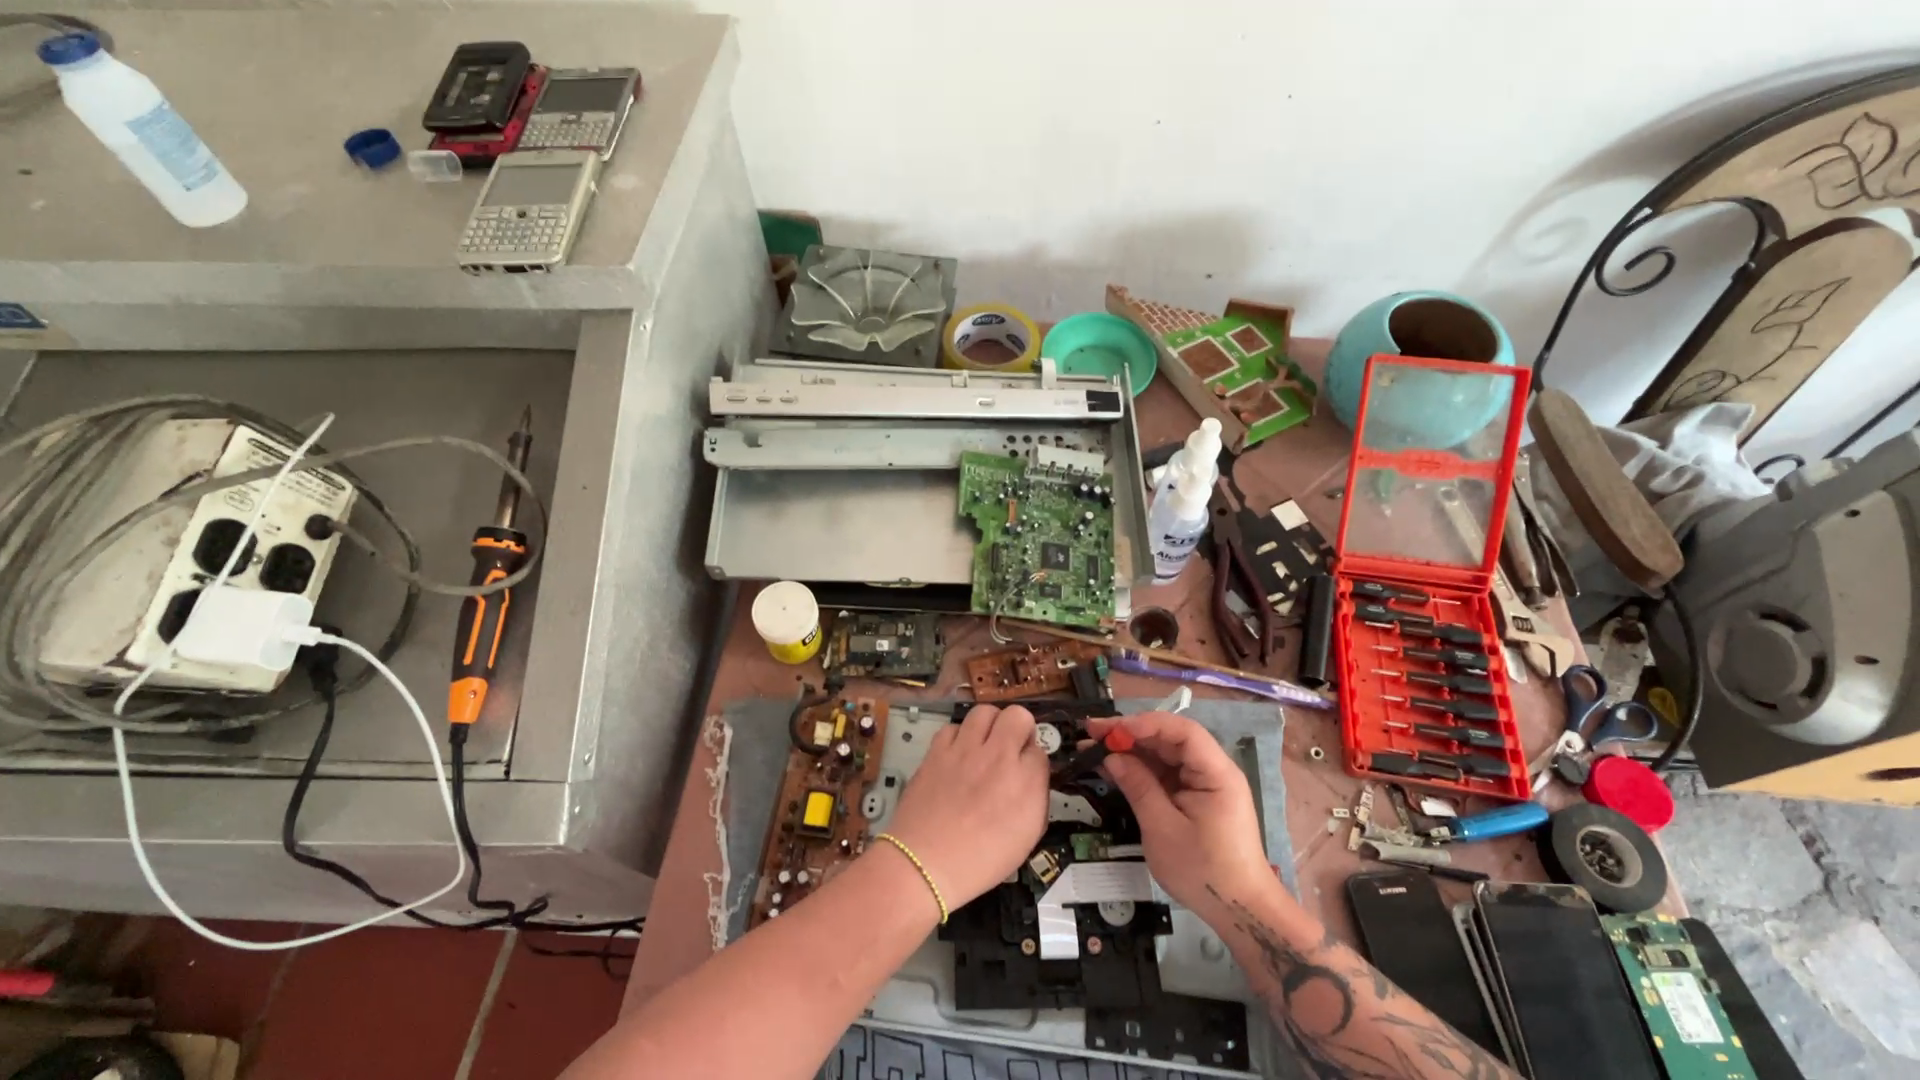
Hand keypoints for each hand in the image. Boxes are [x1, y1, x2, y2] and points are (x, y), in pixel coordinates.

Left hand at [885, 704, 1049, 909]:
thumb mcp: (1026, 839)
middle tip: (1010, 748)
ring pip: (984, 712)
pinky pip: (952, 727)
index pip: (1040, 750)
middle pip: (1017, 715)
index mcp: (1026, 781)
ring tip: (984, 745)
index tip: (1026, 772)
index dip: (1033, 760)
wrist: (925, 865)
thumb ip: (1036, 801)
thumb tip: (1033, 779)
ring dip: (989, 725)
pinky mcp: (936, 751)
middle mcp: (998, 757)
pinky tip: (957, 756)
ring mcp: (964, 750)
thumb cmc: (980, 862)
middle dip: (1019, 728)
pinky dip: (958, 737)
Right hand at [1088, 712, 1273, 916]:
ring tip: (1092, 748)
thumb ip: (1138, 787)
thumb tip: (1112, 757)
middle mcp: (1212, 770)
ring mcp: (1203, 784)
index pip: (1182, 731)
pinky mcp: (1194, 798)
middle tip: (1091, 733)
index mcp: (1216, 773)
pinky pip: (1165, 774)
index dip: (1145, 723)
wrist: (1238, 909)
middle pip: (1170, 739)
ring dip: (1130, 750)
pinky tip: (1112, 768)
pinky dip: (1139, 770)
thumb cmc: (1204, 870)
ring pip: (1164, 755)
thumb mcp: (1163, 829)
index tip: (1111, 730)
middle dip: (1130, 733)